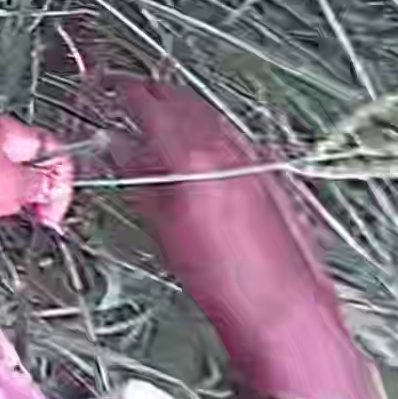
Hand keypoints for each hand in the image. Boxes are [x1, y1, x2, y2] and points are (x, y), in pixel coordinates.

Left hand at [0, 115, 73, 223]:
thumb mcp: (8, 187)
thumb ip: (37, 187)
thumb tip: (48, 187)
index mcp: (7, 131)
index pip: (53, 149)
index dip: (61, 183)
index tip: (51, 214)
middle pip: (26, 163)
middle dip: (30, 193)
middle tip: (25, 216)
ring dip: (1, 199)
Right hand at [113, 80, 376, 398]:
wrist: (283, 312)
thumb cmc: (218, 274)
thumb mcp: (158, 221)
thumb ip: (136, 174)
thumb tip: (118, 149)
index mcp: (192, 156)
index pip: (153, 107)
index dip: (129, 93)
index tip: (114, 86)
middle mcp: (227, 150)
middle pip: (185, 102)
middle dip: (155, 92)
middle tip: (132, 89)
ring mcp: (255, 161)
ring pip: (212, 116)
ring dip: (183, 105)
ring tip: (161, 106)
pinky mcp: (273, 176)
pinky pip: (233, 135)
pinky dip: (208, 126)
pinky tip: (198, 138)